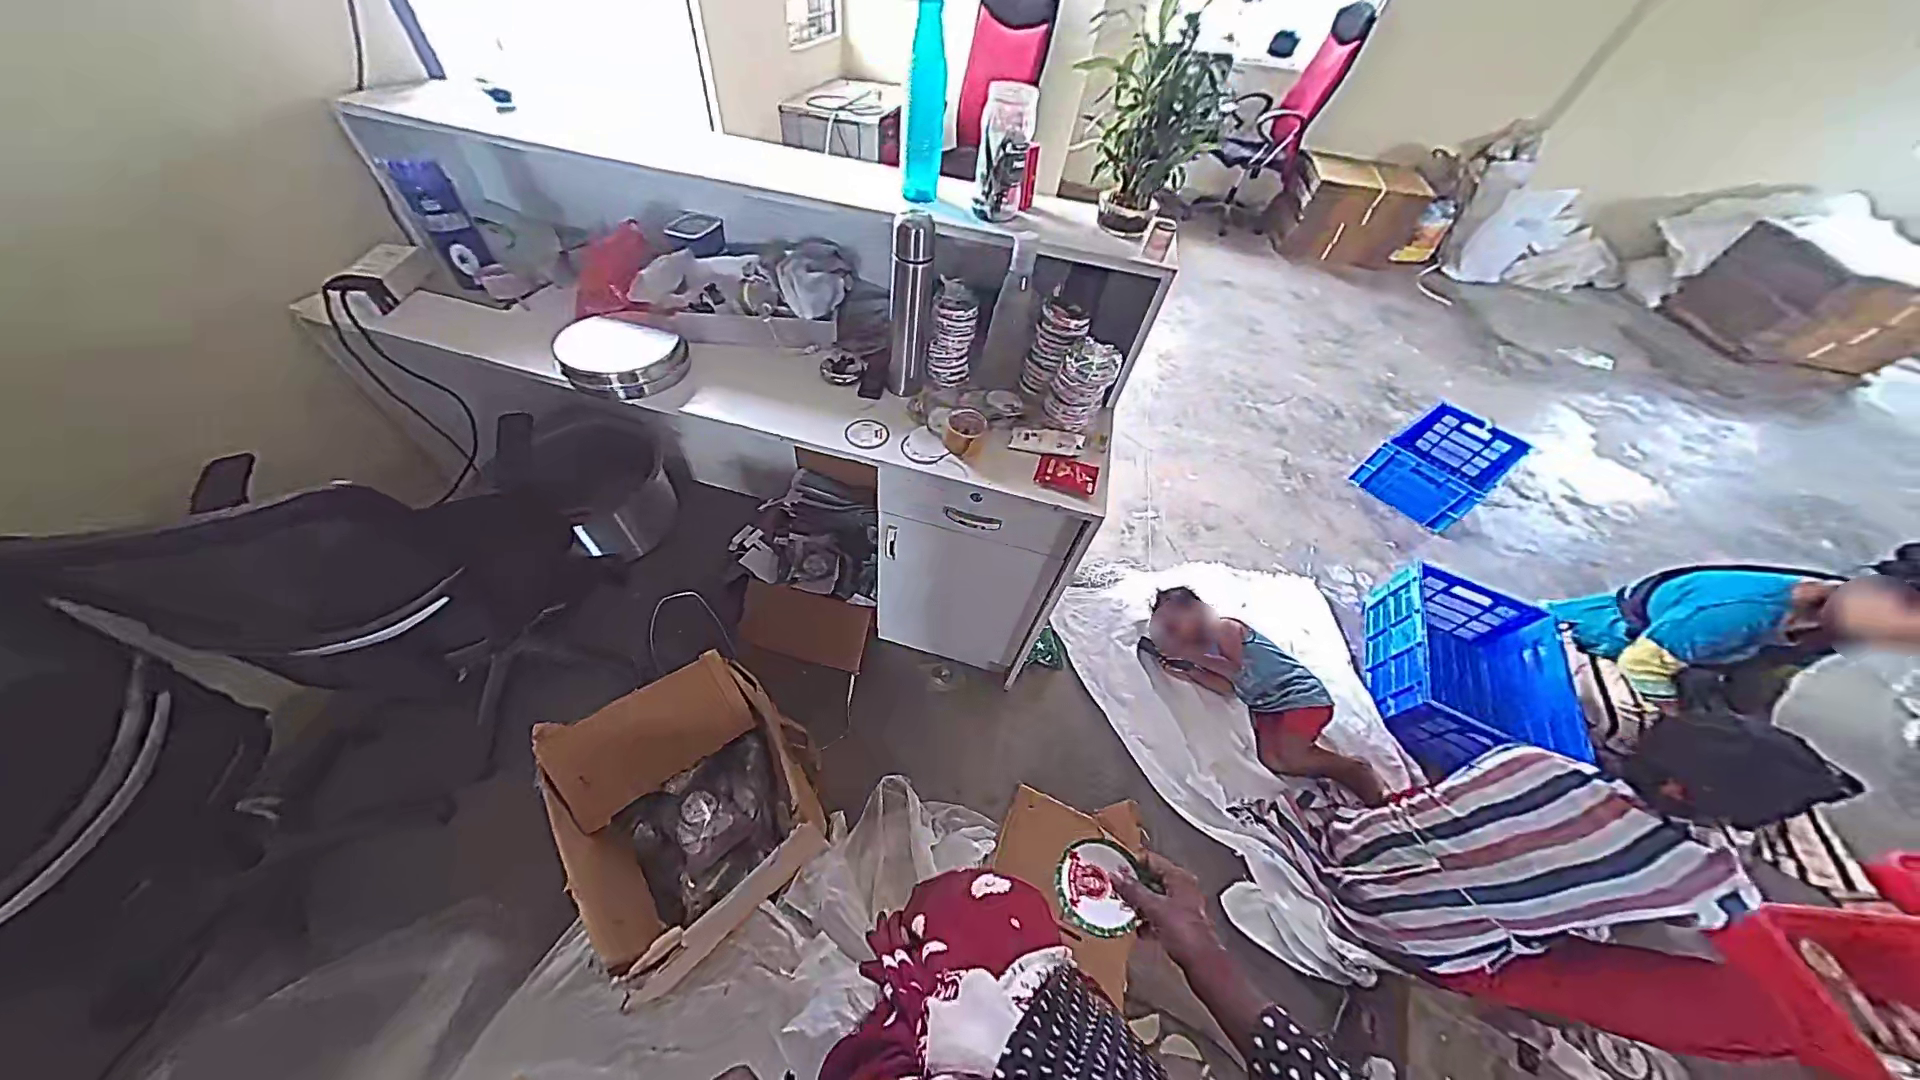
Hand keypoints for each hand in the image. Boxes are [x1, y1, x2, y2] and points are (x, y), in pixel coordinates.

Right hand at [1113, 850, 1223, 969]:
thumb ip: (1133, 890)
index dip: (1133, 862)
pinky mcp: (1181, 926)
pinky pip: (1159, 916)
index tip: (1116, 867)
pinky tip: (1139, 928)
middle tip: (1117, 887)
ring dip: (1140, 903)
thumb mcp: (1153, 907)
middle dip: (1134, 885)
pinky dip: (1148, 919)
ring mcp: (1184, 908)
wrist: (1201, 964)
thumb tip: (1116, 876)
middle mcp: (1183, 888)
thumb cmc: (1183, 931)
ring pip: (1155, 898)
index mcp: (1179, 877)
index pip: (1151, 859)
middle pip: (1153, 879)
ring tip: (1124, 907)